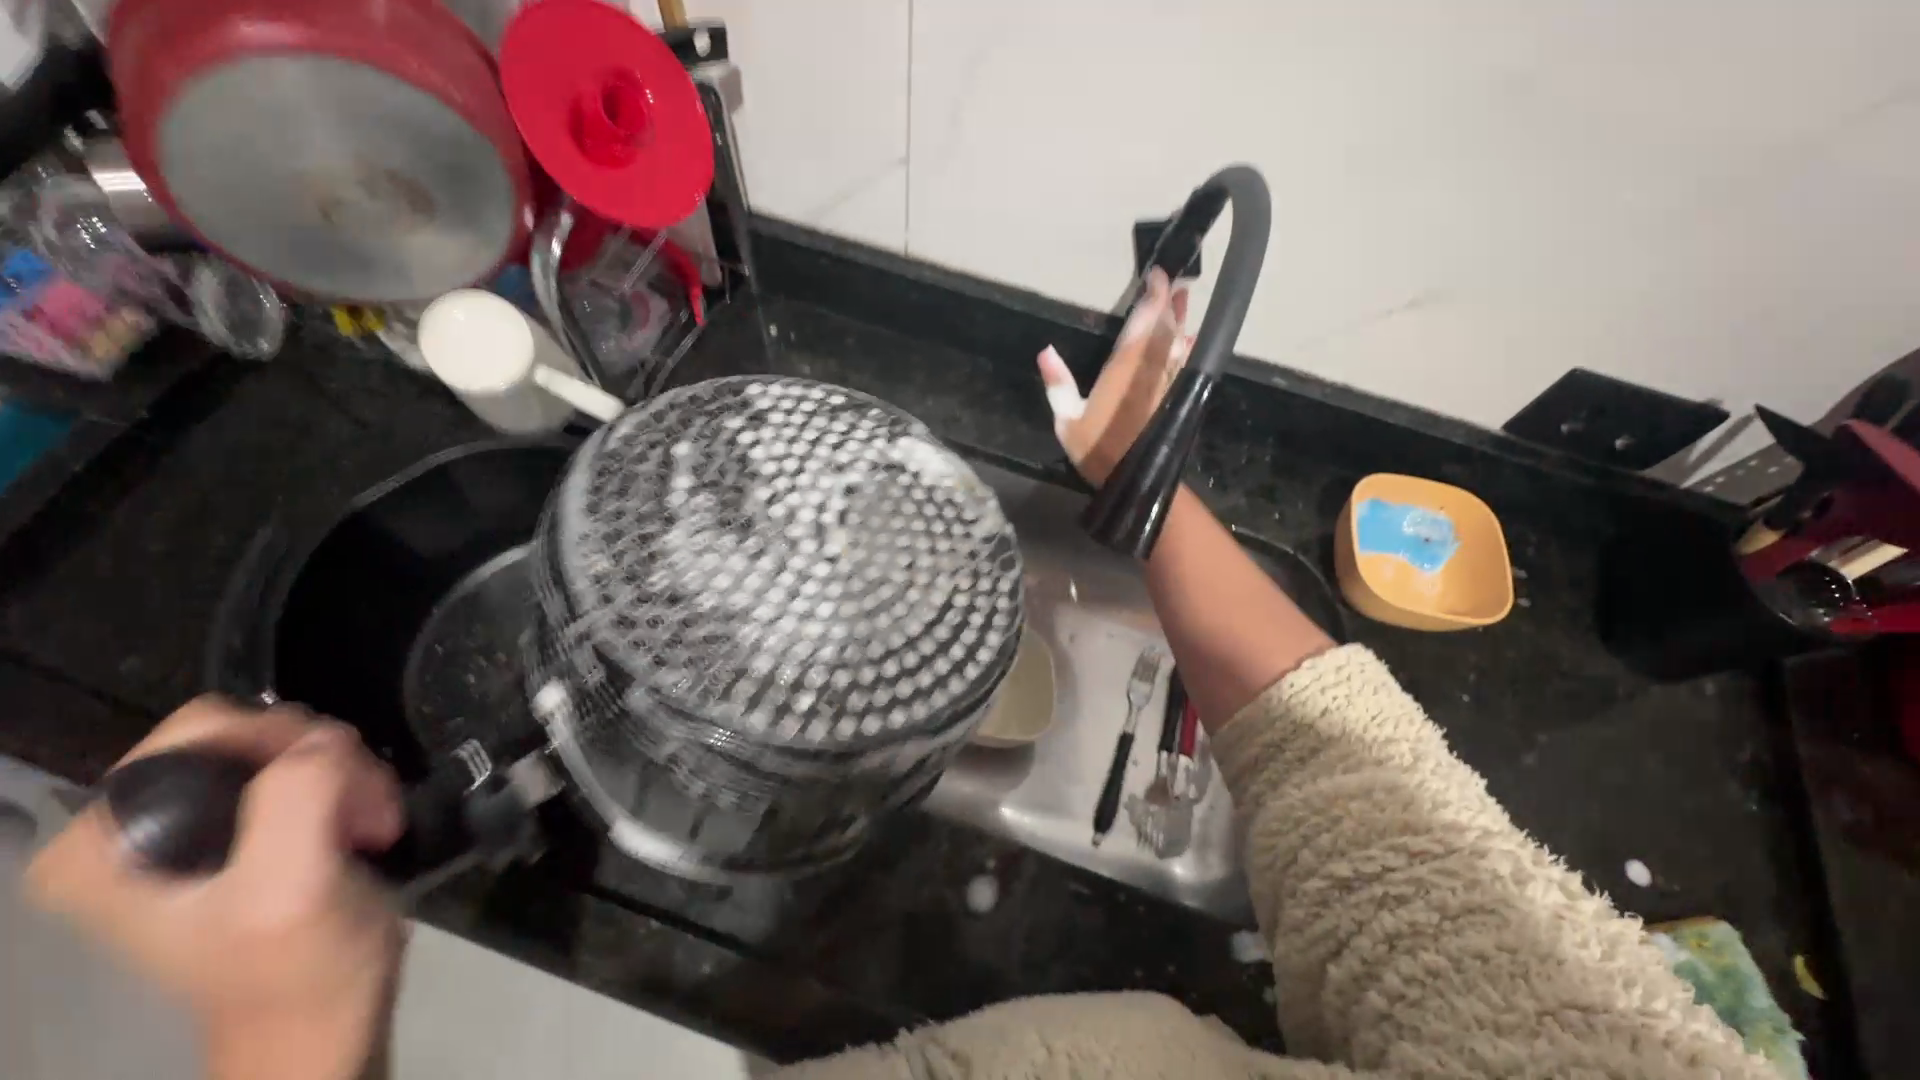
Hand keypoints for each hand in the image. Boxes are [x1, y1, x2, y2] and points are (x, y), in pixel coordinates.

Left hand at [27, 697, 406, 1079]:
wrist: (323, 1022)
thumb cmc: (297, 968)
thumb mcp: (291, 887)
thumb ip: (298, 797)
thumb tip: (328, 742)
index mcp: (101, 844)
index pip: (200, 731)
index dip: (283, 748)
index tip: (338, 793)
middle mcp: (127, 828)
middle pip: (245, 733)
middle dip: (322, 764)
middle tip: (360, 814)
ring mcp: (183, 828)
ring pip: (285, 746)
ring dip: (345, 778)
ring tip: (367, 826)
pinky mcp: (235, 830)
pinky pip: (300, 768)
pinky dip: (346, 788)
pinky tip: (361, 826)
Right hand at [1037, 267, 1190, 485]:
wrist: (1137, 479)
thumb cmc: (1097, 450)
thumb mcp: (1067, 421)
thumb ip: (1058, 385)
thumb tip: (1046, 351)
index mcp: (1124, 369)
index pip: (1143, 324)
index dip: (1153, 298)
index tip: (1158, 276)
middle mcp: (1150, 370)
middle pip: (1165, 329)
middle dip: (1170, 304)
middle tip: (1177, 281)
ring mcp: (1165, 384)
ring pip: (1177, 344)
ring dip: (1181, 321)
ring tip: (1184, 300)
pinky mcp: (1173, 398)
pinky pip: (1182, 364)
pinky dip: (1186, 348)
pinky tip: (1190, 340)